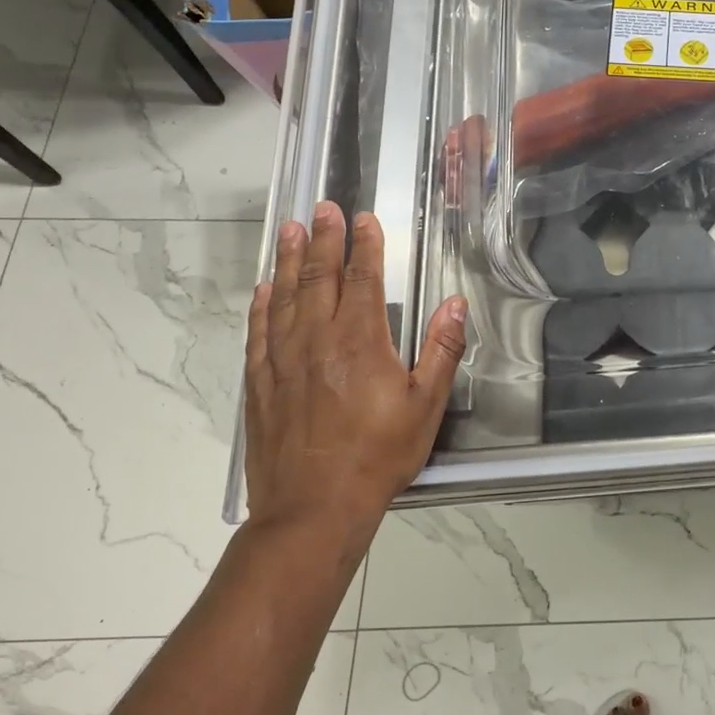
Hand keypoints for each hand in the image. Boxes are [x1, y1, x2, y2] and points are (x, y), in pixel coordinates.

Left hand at [243, 202, 467, 534]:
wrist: (314, 505)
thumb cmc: (379, 455)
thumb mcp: (426, 405)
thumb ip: (441, 350)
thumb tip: (455, 303)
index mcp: (361, 341)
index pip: (363, 279)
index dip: (364, 245)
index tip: (364, 218)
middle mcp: (317, 340)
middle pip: (318, 277)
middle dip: (322, 240)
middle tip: (321, 208)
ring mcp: (283, 360)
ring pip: (284, 297)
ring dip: (288, 261)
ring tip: (289, 231)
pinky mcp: (262, 383)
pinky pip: (260, 332)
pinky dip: (262, 305)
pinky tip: (264, 290)